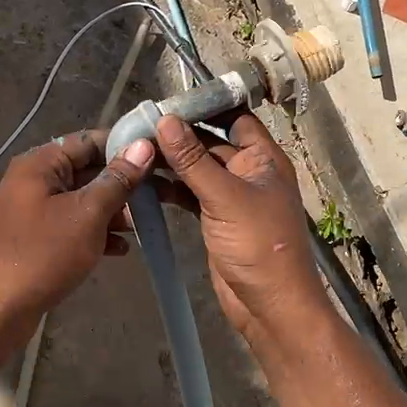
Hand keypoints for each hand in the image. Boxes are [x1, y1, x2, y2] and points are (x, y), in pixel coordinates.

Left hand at [0, 129, 156, 310]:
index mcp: (39, 164)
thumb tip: (143, 147)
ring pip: (80, 200)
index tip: (158, 157)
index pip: (89, 140)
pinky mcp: (33, 238)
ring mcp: (31, 211)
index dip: (124, 146)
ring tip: (142, 225)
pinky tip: (120, 249)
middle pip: (86, 170)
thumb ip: (117, 180)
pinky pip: (70, 225)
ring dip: (111, 211)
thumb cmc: (43, 254)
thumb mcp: (87, 214)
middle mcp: (32, 180)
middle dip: (122, 184)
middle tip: (159, 195)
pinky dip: (94, 232)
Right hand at [153, 113, 323, 336]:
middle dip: (180, 135)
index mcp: (264, 159)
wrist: (270, 306)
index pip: (235, 118)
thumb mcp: (225, 197)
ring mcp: (233, 197)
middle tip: (139, 126)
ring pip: (198, 169)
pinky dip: (172, 188)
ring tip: (135, 152)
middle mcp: (249, 172)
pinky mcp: (217, 219)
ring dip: (171, 162)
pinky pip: (192, 195)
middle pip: (211, 142)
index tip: (167, 100)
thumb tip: (165, 120)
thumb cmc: (259, 246)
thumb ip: (193, 160)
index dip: (205, 107)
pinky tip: (144, 183)